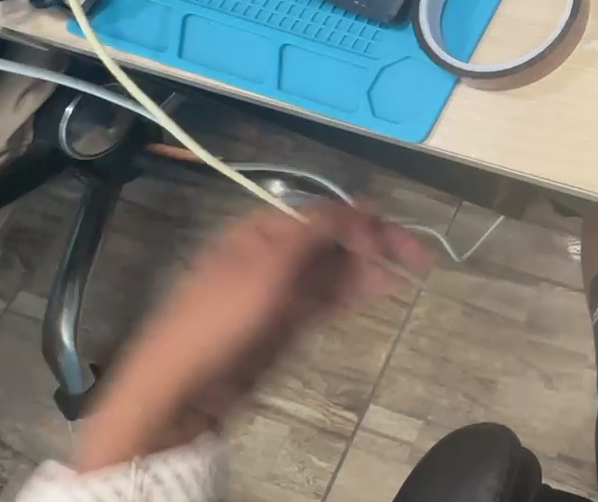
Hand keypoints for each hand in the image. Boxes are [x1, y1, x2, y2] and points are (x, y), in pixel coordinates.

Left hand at [73, 205, 430, 471]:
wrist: (178, 392)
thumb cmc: (218, 319)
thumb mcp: (267, 265)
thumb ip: (316, 230)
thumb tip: (358, 206)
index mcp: (263, 231)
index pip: (326, 214)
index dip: (362, 220)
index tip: (392, 234)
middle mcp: (277, 253)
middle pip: (340, 239)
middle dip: (378, 243)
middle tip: (419, 254)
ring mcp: (285, 287)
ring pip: (342, 267)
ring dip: (376, 266)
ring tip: (413, 270)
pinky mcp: (292, 318)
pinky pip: (335, 295)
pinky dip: (361, 288)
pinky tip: (388, 286)